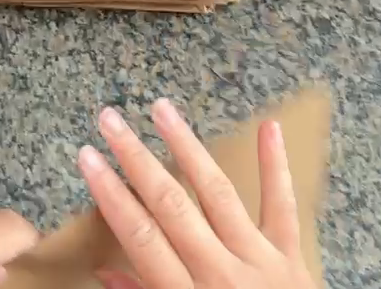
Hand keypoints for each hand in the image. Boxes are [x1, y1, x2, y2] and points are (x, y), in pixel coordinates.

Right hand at [77, 99, 313, 288]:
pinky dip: (276, 167)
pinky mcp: (293, 260)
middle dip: (136, 158)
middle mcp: (222, 274)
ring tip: (161, 108)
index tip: (87, 155)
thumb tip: (102, 274)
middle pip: (172, 205)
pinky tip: (269, 126)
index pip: (140, 237)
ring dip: (187, 146)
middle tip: (109, 118)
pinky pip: (283, 209)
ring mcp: (261, 262)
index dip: (111, 194)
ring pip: (218, 193)